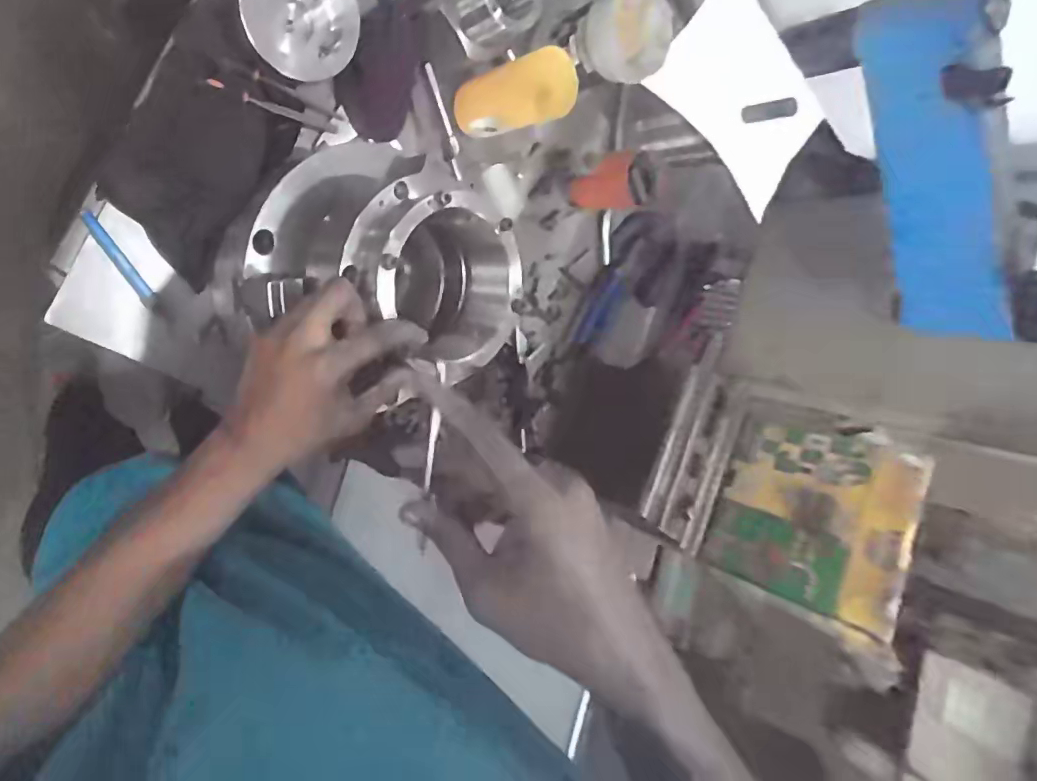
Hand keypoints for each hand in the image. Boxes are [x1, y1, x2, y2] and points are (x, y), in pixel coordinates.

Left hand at [220, 278, 424, 476]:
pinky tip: (310, 352)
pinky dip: (310, 325)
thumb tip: (407, 371)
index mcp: (326, 364)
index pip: (372, 336)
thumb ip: (381, 391)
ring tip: (334, 343)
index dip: (402, 331)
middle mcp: (301, 338)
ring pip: (314, 298)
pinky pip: (295, 315)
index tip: (415, 334)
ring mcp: (278, 331)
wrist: (249, 438)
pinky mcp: (263, 333)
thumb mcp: (349, 419)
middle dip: (357, 306)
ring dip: (332, 314)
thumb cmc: (303, 435)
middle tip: (358, 332)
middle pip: (337, 290)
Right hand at [402, 370, 757, 780]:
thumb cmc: (554, 626)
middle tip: (406, 468)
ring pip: (505, 475)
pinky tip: (472, 522)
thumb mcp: (486, 589)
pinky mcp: (579, 509)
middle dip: (445, 463)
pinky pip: (525, 490)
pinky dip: (495, 499)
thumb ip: (447, 538)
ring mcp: (572, 494)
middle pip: (487, 458)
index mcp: (537, 495)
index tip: (420, 374)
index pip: (482, 436)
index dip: (447, 404)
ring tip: (434, 506)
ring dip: (469, 486)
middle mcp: (557, 481)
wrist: (630, 663)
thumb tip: (407, 506)